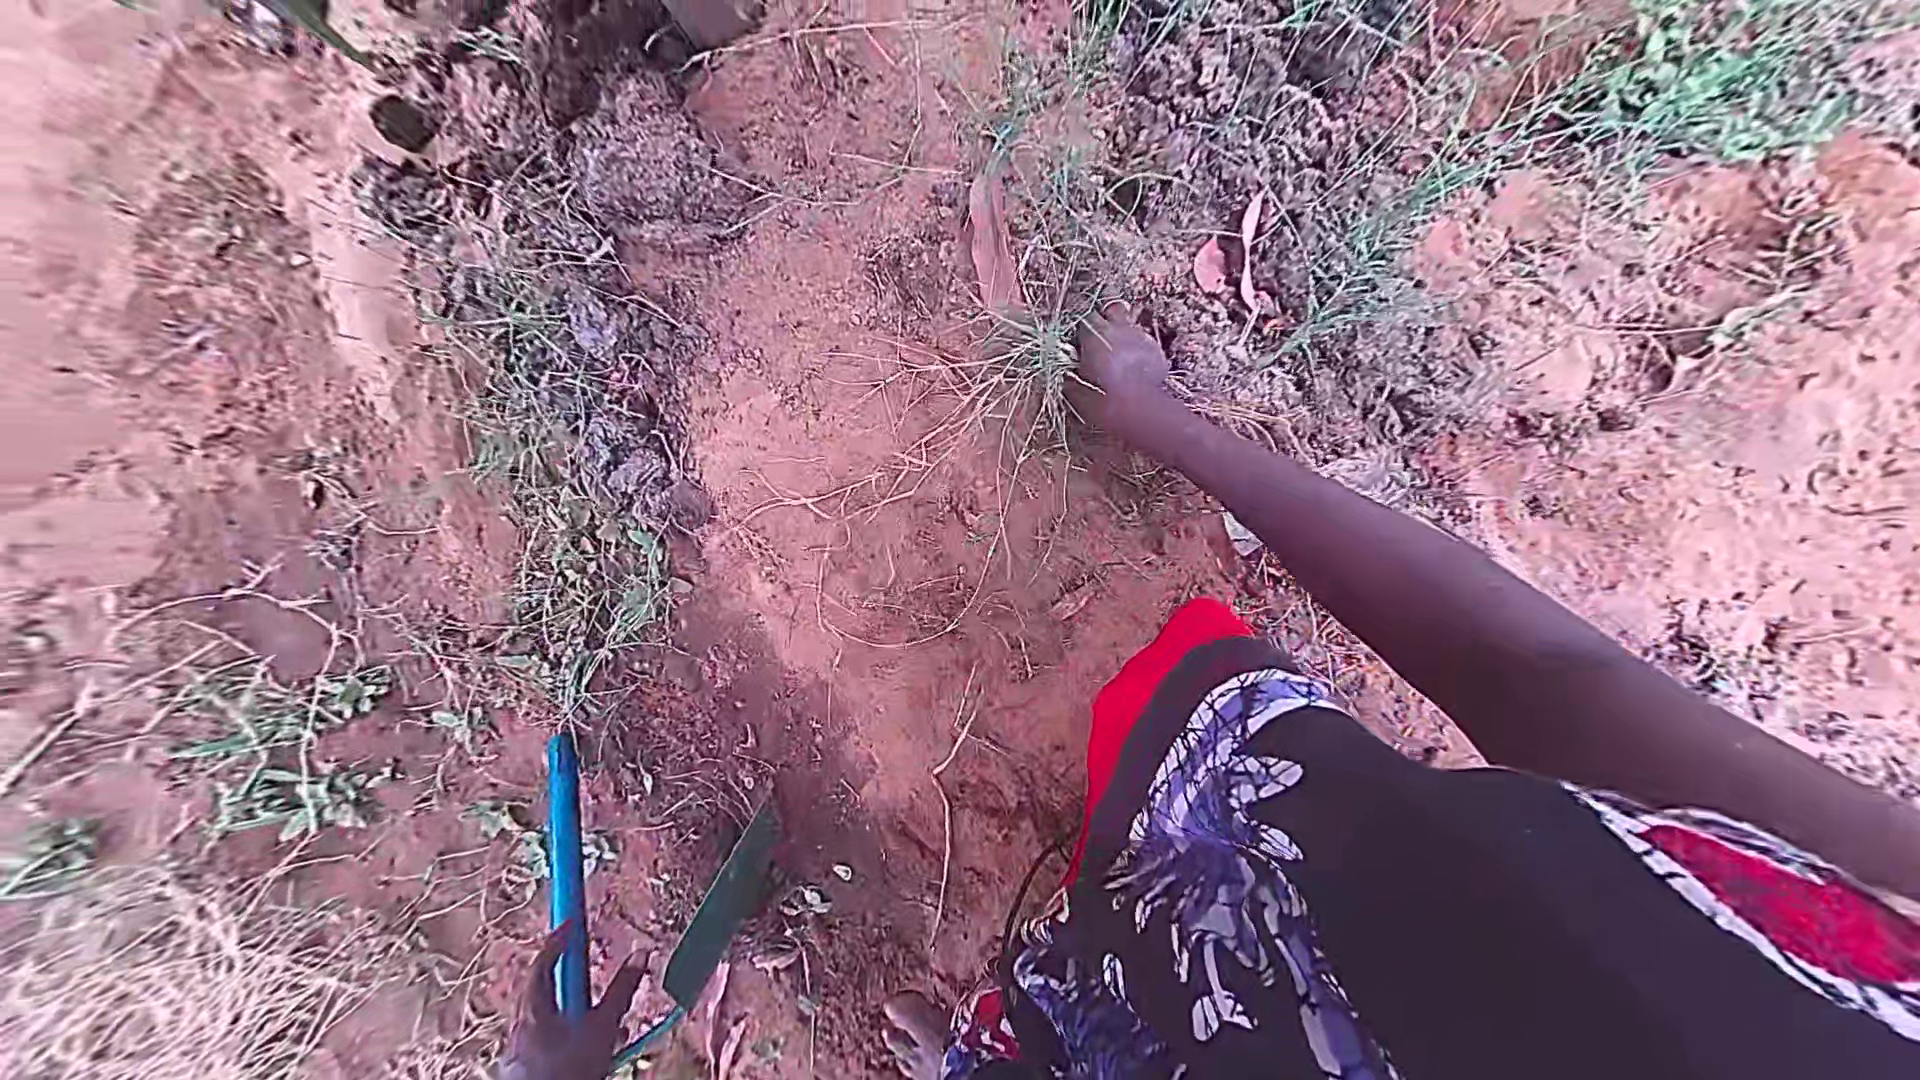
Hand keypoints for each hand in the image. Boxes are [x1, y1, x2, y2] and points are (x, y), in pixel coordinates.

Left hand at [497, 921, 644, 1079]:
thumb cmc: (569, 1072)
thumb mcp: (604, 1025)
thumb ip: (621, 989)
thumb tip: (640, 955)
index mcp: (535, 1010)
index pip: (543, 962)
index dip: (558, 939)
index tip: (571, 922)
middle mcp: (519, 1029)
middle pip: (538, 987)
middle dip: (561, 970)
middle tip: (578, 955)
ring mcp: (516, 1053)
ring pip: (540, 1014)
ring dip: (565, 1003)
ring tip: (590, 1009)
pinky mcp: (521, 1071)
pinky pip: (541, 1038)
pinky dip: (561, 1029)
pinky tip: (581, 1040)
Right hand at [1069, 303, 1172, 438]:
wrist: (1135, 408)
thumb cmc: (1101, 396)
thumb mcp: (1075, 387)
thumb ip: (1070, 374)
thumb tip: (1066, 374)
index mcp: (1094, 333)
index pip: (1084, 316)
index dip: (1081, 326)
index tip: (1078, 339)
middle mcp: (1118, 328)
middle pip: (1112, 309)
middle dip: (1106, 318)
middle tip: (1100, 336)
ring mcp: (1140, 337)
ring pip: (1130, 328)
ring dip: (1123, 338)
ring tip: (1118, 358)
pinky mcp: (1156, 351)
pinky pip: (1144, 345)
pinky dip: (1138, 353)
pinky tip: (1134, 369)